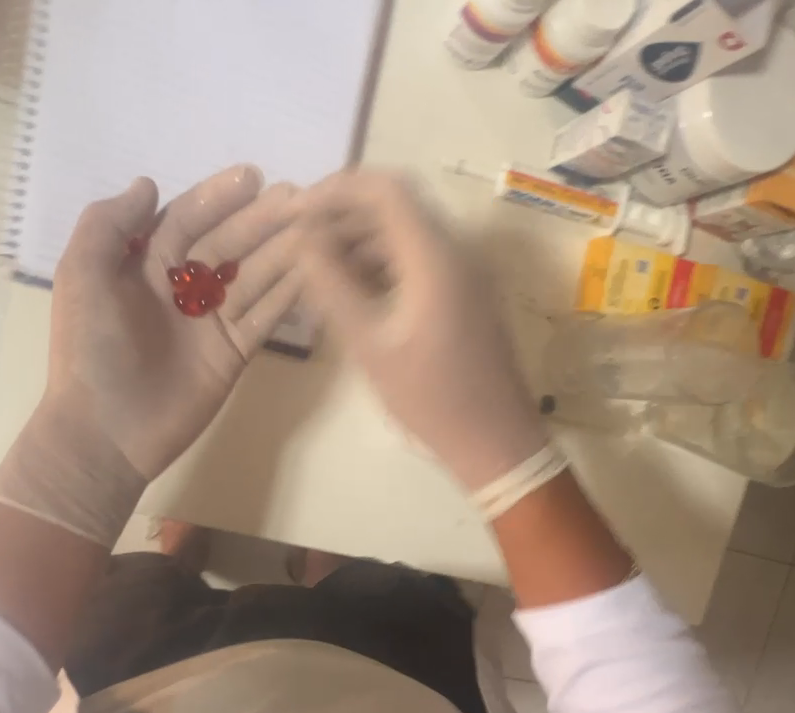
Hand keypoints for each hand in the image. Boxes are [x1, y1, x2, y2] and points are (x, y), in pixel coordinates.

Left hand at [0, 166, 300, 545]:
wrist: (107, 431)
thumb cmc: (90, 352)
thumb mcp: (82, 277)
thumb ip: (107, 226)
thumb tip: (148, 183)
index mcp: (142, 264)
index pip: (187, 219)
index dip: (218, 197)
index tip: (253, 177)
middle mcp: (182, 287)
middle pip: (229, 244)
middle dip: (262, 220)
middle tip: (300, 197)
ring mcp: (211, 321)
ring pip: (253, 276)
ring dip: (283, 251)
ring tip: (315, 228)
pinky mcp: (234, 353)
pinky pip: (265, 317)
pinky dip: (288, 295)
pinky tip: (313, 272)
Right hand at [296, 169, 546, 495]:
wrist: (496, 443)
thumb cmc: (432, 400)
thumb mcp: (370, 346)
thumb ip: (332, 286)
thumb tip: (302, 240)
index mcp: (436, 258)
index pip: (384, 189)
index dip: (336, 188)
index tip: (298, 210)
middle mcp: (457, 254)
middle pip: (396, 208)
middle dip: (344, 216)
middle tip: (302, 242)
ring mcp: (467, 276)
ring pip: (408, 237)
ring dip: (362, 243)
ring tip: (319, 271)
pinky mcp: (468, 298)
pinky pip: (421, 264)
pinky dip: (384, 267)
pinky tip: (354, 294)